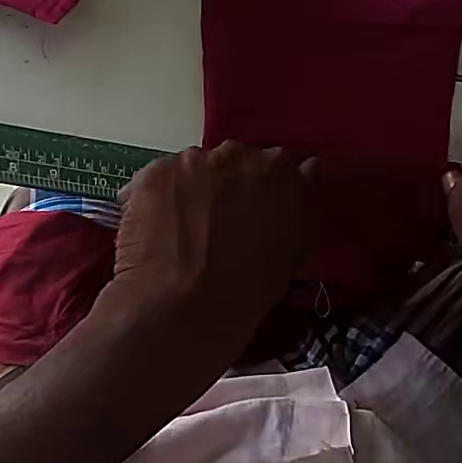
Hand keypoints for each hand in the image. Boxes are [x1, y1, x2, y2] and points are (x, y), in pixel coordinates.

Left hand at [109, 143, 315, 360]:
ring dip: (194, 190)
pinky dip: (159, 199)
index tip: (261, 207)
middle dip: (230, 185)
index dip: (270, 187)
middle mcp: (240, 155)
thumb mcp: (297, 246)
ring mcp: (194, 161)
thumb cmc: (249, 288)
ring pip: (196, 168)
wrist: (185, 307)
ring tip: (185, 232)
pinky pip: (160, 180)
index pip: (282, 164)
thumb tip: (306, 172)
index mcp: (282, 171)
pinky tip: (157, 231)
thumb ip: (303, 201)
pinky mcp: (156, 172)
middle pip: (236, 161)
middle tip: (221, 223)